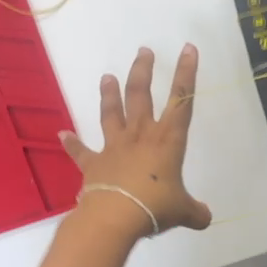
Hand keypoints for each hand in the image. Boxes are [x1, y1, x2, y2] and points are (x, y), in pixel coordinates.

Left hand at [59, 44, 212, 237]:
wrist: (115, 216)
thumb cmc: (156, 207)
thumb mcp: (184, 212)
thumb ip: (196, 212)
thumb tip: (205, 218)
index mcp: (168, 141)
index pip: (182, 100)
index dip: (187, 73)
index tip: (188, 48)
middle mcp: (141, 136)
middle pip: (141, 95)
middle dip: (143, 71)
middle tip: (143, 51)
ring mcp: (114, 147)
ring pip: (111, 113)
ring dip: (109, 94)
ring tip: (107, 76)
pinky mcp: (94, 164)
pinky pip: (81, 151)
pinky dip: (71, 143)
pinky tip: (62, 134)